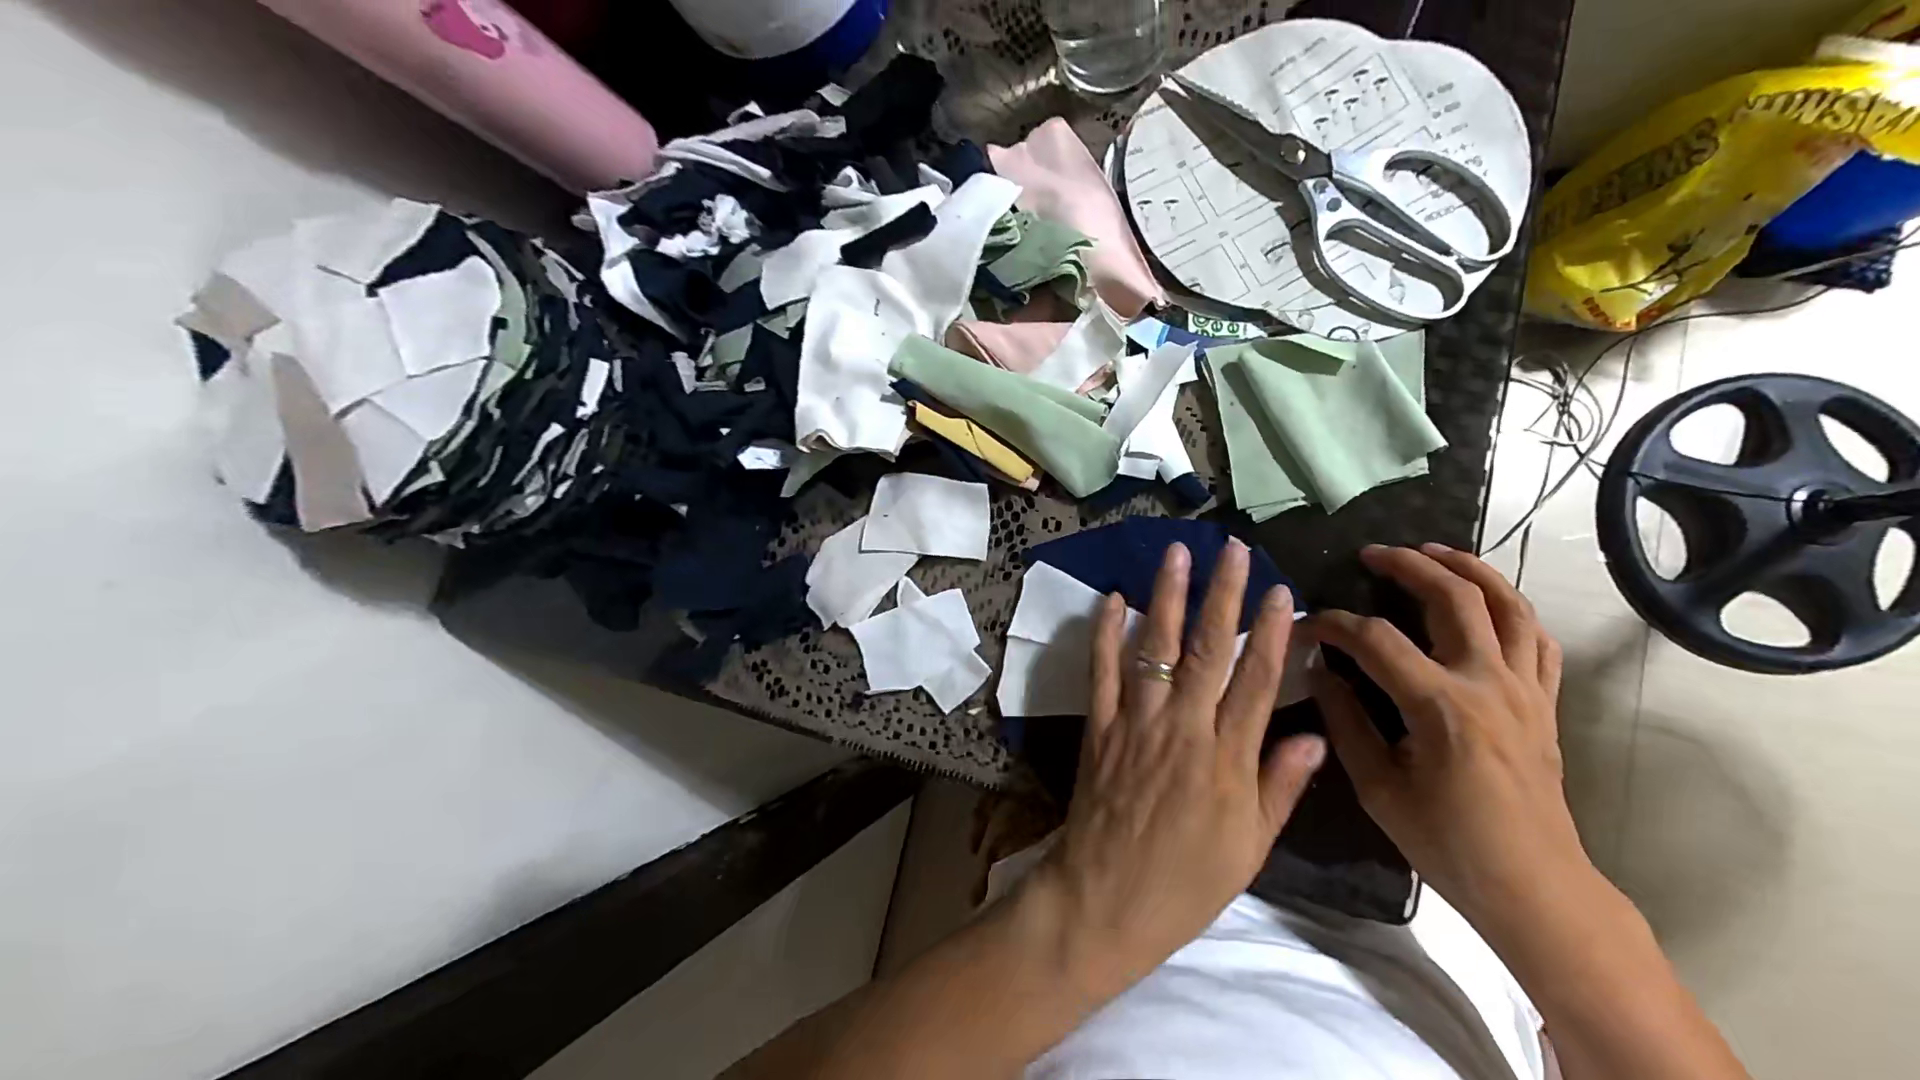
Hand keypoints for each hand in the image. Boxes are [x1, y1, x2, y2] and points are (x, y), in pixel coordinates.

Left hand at [1028, 539, 1326, 993]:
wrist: (1107, 898)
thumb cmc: (1188, 881)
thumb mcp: (1251, 846)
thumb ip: (1281, 785)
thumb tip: (1314, 734)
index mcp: (1228, 757)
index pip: (1258, 680)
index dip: (1272, 632)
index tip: (1281, 590)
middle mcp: (1184, 727)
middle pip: (1208, 649)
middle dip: (1222, 594)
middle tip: (1233, 550)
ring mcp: (1136, 722)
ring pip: (1155, 648)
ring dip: (1166, 597)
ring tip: (1175, 554)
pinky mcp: (1100, 727)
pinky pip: (1102, 672)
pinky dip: (1105, 634)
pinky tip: (1113, 599)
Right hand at [1308, 543, 1589, 929]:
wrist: (1532, 884)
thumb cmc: (1446, 840)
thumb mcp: (1376, 785)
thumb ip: (1344, 719)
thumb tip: (1318, 671)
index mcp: (1441, 706)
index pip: (1375, 639)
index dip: (1332, 624)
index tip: (1304, 625)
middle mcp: (1488, 683)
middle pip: (1454, 598)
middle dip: (1409, 565)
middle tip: (1373, 553)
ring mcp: (1525, 689)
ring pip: (1508, 604)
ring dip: (1470, 569)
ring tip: (1434, 552)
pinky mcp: (1544, 702)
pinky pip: (1537, 638)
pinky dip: (1511, 607)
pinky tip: (1486, 600)